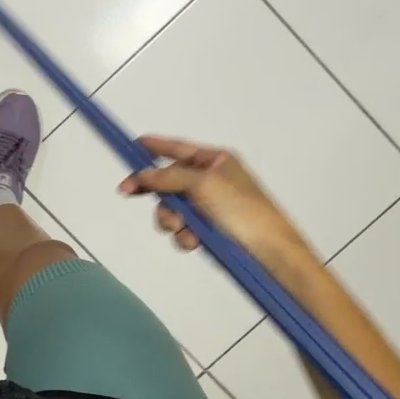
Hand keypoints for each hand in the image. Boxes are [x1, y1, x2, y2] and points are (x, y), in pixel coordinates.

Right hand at [117, 135, 308, 260]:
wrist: (272, 253)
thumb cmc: (242, 210)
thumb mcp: (204, 185)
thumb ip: (169, 176)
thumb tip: (142, 173)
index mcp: (215, 161)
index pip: (178, 148)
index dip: (154, 146)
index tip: (131, 145)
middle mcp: (211, 180)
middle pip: (169, 180)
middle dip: (157, 192)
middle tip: (127, 192)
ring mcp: (209, 207)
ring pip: (172, 208)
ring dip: (171, 218)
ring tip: (181, 228)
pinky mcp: (209, 231)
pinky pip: (183, 229)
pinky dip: (184, 236)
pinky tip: (194, 242)